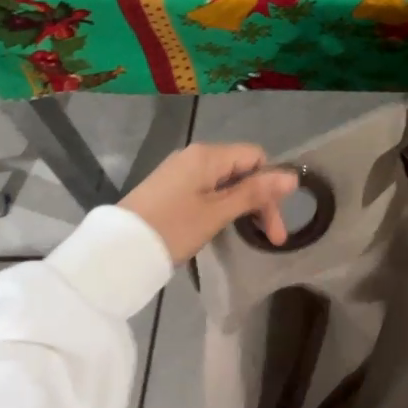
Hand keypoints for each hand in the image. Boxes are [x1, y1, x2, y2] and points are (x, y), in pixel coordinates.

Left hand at [120, 142, 299, 263]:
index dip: (271, 187)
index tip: (274, 225)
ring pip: (225, 181)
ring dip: (241, 205)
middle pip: (241, 169)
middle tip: (270, 239)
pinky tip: (220, 227)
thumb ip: (254, 193)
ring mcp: (180, 171)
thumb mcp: (216, 214)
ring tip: (247, 236)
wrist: (115, 252)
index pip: (256, 157)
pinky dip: (221, 206)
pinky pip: (207, 189)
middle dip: (259, 200)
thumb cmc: (171, 229)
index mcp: (208, 155)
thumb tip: (292, 176)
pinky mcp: (169, 188)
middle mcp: (196, 155)